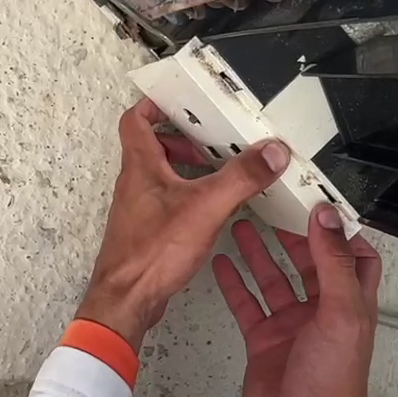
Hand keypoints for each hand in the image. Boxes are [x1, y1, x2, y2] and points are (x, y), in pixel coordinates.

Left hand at [76, 99, 291, 350]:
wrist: (127, 298)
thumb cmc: (149, 254)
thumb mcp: (204, 207)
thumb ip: (240, 178)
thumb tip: (270, 153)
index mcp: (140, 166)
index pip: (135, 120)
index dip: (154, 103)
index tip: (178, 98)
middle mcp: (135, 183)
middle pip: (152, 144)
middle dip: (182, 136)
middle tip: (210, 135)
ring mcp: (139, 207)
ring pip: (160, 173)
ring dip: (187, 165)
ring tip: (218, 168)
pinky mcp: (148, 229)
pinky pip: (167, 199)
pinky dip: (188, 193)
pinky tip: (211, 206)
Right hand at [213, 208, 382, 396]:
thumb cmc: (329, 387)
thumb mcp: (340, 317)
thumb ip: (332, 265)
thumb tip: (327, 218)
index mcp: (351, 305)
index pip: (355, 257)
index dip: (340, 230)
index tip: (317, 201)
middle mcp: (322, 312)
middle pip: (308, 262)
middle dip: (292, 234)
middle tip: (270, 205)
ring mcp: (290, 326)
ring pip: (273, 279)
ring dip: (259, 252)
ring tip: (241, 223)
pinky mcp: (262, 341)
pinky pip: (246, 304)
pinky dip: (233, 283)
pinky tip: (220, 263)